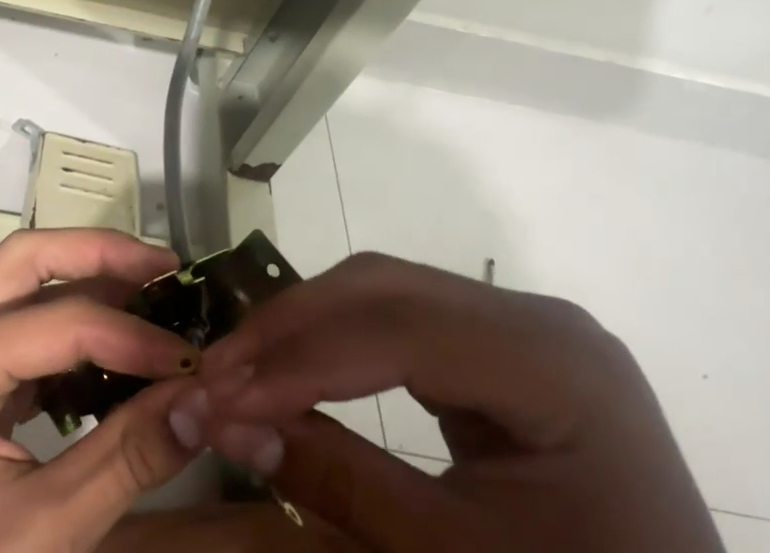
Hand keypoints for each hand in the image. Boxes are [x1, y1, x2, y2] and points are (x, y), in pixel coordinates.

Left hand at [0, 229, 203, 552]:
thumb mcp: (46, 525)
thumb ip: (125, 459)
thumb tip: (201, 403)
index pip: (62, 321)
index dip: (135, 335)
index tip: (194, 361)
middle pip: (30, 258)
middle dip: (102, 253)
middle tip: (169, 267)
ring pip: (27, 281)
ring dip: (92, 278)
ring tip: (156, 295)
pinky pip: (28, 324)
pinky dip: (77, 322)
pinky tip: (121, 351)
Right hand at [175, 253, 722, 552]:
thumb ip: (336, 479)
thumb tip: (222, 423)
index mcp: (554, 365)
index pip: (399, 330)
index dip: (298, 359)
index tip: (217, 394)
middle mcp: (539, 319)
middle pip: (384, 289)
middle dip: (289, 328)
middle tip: (215, 374)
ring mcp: (522, 327)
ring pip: (385, 291)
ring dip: (304, 326)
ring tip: (239, 370)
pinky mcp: (502, 347)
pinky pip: (404, 319)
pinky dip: (338, 339)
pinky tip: (296, 368)